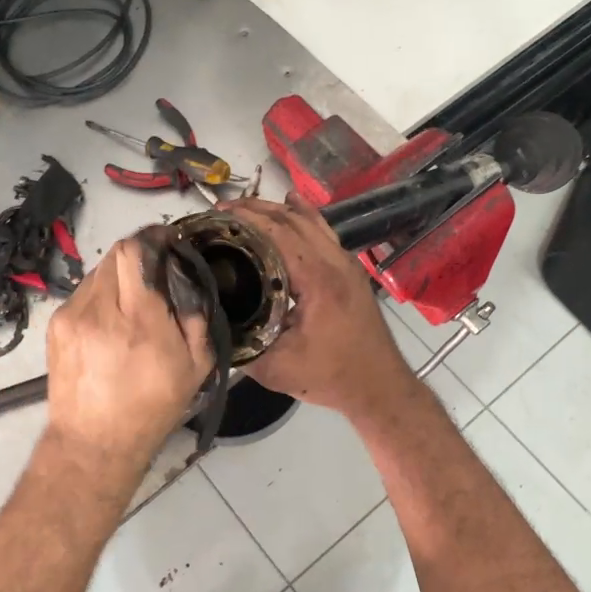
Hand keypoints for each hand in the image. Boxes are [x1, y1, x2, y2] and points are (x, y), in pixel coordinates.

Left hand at [45, 238, 212, 466]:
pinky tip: (111, 321)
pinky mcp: (56, 325)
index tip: (167, 242)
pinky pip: (83, 293)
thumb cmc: (151, 407)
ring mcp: (71, 316)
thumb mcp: (195, 366)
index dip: (151, 239)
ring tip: (132, 301)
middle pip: (114, 253)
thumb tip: (186, 279)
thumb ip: (195, 317)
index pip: (134, 251)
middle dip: (137, 256)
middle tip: (153, 273)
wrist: (93, 442)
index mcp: (138, 319)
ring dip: (118, 276)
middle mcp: (99, 310)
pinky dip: (101, 297)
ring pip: (97, 271)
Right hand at [225, 195, 420, 417]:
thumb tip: (209, 321)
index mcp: (318, 280)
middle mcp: (335, 262)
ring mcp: (346, 263)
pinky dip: (303, 215)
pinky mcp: (351, 270)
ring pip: (310, 221)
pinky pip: (324, 231)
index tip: (217, 215)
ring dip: (278, 210)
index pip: (278, 232)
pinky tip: (291, 205)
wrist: (380, 386)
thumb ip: (240, 344)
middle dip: (256, 208)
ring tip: (246, 208)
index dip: (246, 218)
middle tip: (223, 209)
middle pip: (293, 219)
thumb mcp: (276, 368)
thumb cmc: (331, 376)